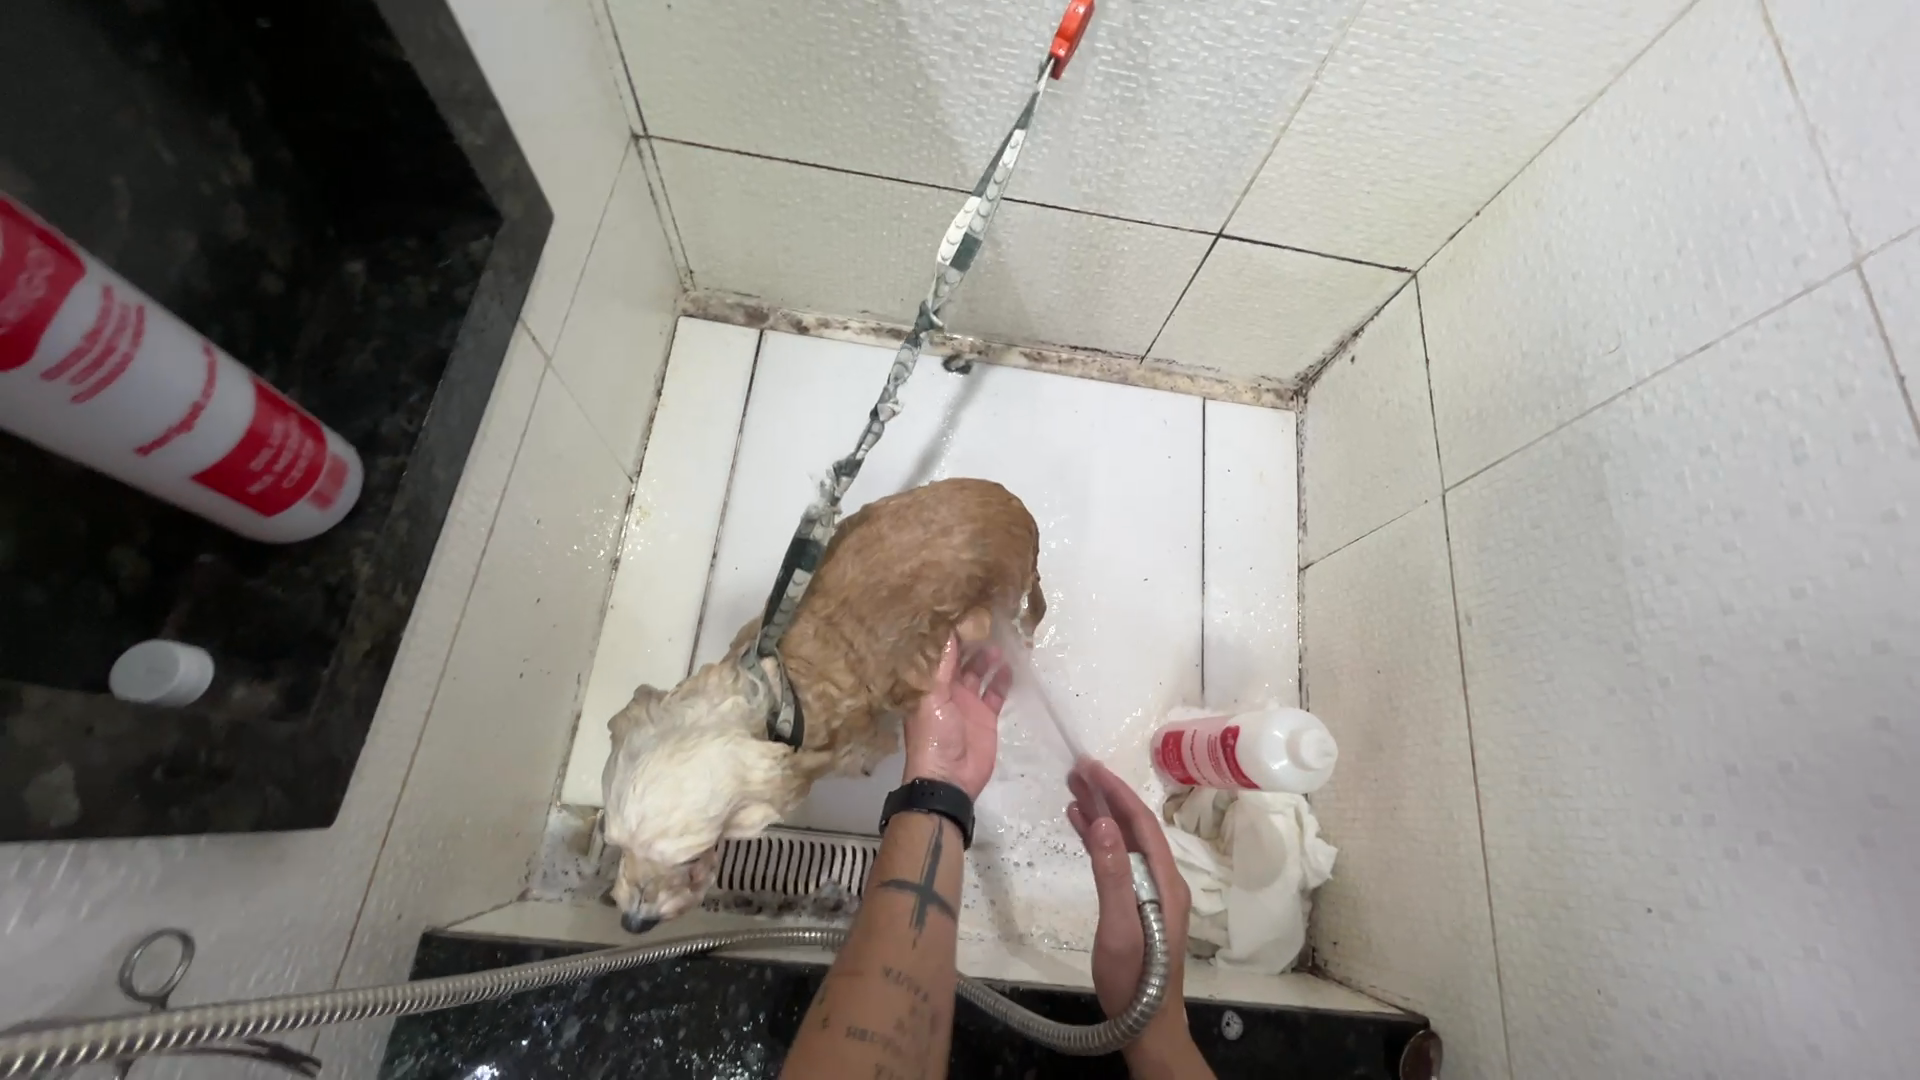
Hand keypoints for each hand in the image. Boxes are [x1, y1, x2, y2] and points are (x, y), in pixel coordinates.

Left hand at [903, 635, 1010, 799]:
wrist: (950, 779)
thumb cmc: (934, 736)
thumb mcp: (932, 698)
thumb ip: (941, 667)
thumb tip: (947, 632)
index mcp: (927, 684)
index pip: (938, 653)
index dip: (948, 634)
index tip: (961, 611)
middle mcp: (946, 689)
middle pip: (960, 659)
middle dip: (971, 642)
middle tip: (987, 619)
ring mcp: (968, 702)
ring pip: (980, 672)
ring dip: (988, 657)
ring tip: (1001, 640)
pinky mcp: (986, 715)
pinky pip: (996, 692)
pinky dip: (1003, 679)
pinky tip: (1010, 665)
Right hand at [1067, 762, 1208, 1076]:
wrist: (1144, 1027)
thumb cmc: (1134, 980)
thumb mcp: (1120, 928)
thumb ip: (1113, 875)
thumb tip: (1104, 822)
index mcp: (1165, 881)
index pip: (1142, 822)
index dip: (1117, 792)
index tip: (1091, 767)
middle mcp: (1162, 879)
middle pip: (1134, 826)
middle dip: (1107, 795)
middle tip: (1077, 770)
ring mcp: (1150, 891)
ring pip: (1124, 839)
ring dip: (1101, 813)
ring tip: (1072, 788)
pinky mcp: (1136, 901)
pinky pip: (1117, 858)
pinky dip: (1098, 838)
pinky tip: (1079, 825)